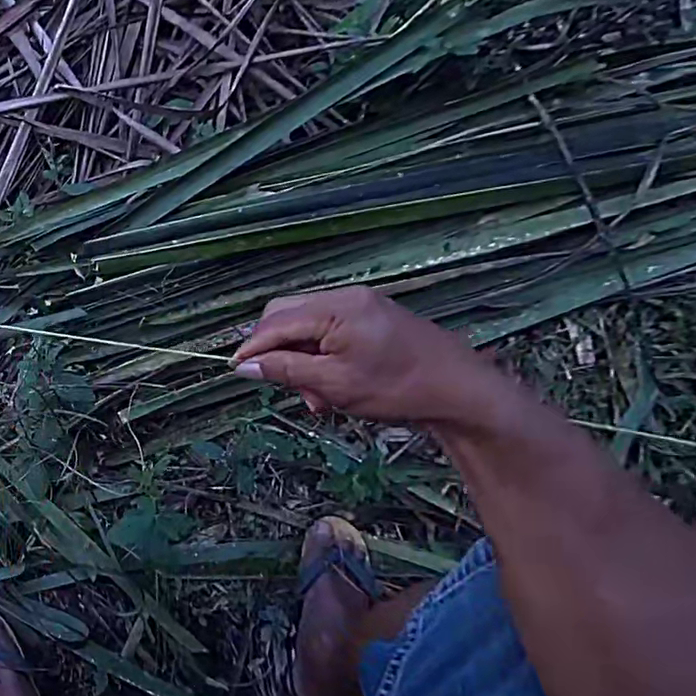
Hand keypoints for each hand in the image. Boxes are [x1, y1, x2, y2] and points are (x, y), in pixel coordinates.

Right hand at [230, 287, 508, 425]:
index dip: (251, 347)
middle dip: (277, 352)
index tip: (234, 370)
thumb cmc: (398, 389)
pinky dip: (319, 357)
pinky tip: (331, 385)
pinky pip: (327, 330)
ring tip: (318, 397)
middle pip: (286, 316)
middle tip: (289, 388)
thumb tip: (243, 366)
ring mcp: (359, 305)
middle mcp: (346, 297)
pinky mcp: (369, 317)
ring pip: (305, 326)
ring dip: (300, 360)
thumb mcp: (334, 384)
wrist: (460, 391)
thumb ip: (285, 370)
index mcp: (337, 307)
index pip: (275, 322)